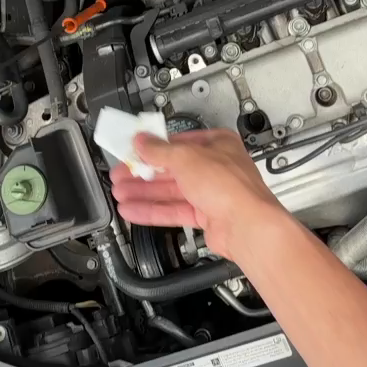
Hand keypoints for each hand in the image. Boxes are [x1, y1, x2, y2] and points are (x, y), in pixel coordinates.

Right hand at [109, 129, 301, 263]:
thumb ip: (159, 150)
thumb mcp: (186, 157)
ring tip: (120, 193)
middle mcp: (215, 167)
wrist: (247, 225)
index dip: (153, 147)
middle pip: (172, 168)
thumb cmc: (230, 186)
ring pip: (171, 191)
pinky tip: (134, 210)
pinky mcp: (206, 216)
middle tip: (120, 174)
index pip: (178, 142)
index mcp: (217, 144)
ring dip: (144, 192)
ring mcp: (211, 193)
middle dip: (143, 173)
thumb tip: (142, 141)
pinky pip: (173, 211)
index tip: (132, 150)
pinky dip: (152, 211)